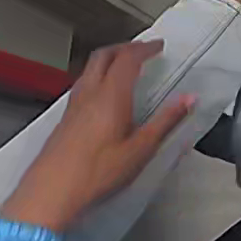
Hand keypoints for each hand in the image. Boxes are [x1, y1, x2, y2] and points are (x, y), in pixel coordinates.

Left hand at [0, 41, 194, 234]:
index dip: (145, 48)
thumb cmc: (99, 172)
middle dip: (125, 47)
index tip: (159, 46)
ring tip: (125, 65)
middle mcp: (90, 92)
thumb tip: (190, 98)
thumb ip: (166, 121)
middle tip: (143, 50)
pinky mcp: (65, 117)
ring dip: (110, 58)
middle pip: (105, 55)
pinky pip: (84, 81)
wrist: (50, 194)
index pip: (128, 58)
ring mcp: (74, 103)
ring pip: (91, 67)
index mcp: (111, 94)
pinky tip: (105, 91)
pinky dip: (99, 73)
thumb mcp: (140, 150)